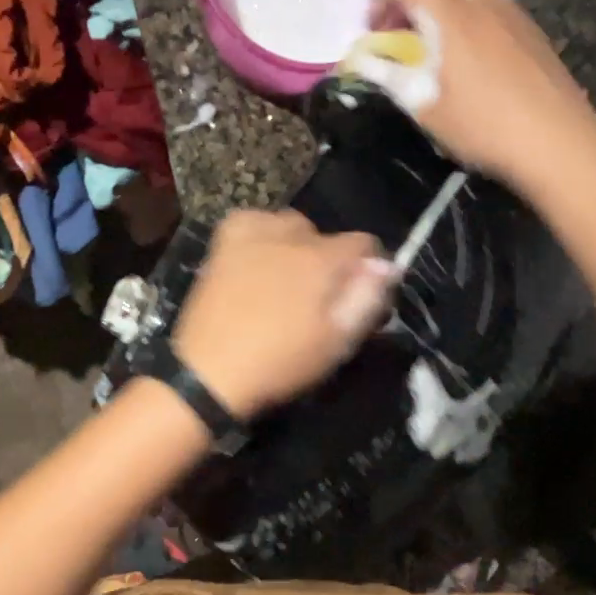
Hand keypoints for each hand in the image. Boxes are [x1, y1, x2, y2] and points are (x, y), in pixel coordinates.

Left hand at [171, 211, 392, 421]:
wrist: (209, 374)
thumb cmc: (279, 365)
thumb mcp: (335, 343)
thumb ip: (365, 300)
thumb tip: (386, 267)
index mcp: (323, 261)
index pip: (365, 244)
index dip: (369, 270)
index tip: (360, 297)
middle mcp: (291, 235)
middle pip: (326, 235)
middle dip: (329, 261)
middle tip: (317, 300)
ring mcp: (253, 235)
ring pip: (291, 225)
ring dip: (296, 247)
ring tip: (285, 282)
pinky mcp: (223, 243)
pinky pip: (253, 221)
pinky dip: (261, 234)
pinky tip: (257, 260)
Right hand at [346, 0, 595, 191]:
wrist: (555, 139)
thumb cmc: (484, 128)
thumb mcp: (428, 110)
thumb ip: (392, 79)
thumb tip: (363, 62)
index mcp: (452, 16)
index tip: (372, 28)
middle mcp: (482, 0)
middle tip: (401, 26)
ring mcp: (511, 10)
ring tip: (432, 41)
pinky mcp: (530, 27)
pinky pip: (491, 1)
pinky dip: (468, 11)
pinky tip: (466, 53)